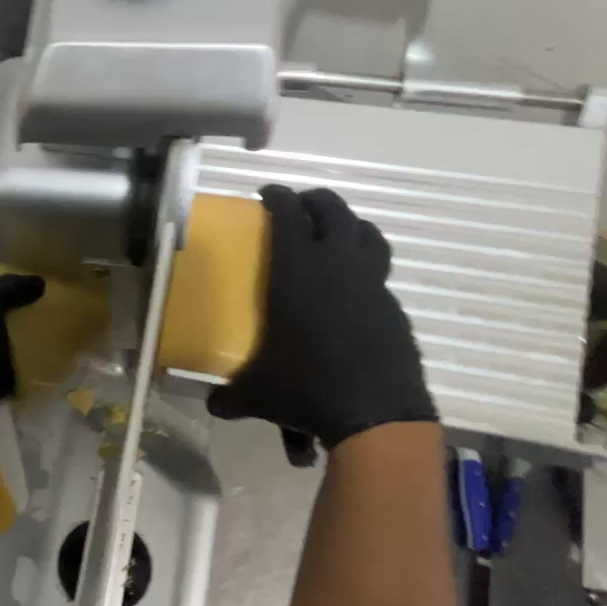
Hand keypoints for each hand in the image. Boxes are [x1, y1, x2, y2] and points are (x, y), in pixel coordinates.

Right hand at [209, 185, 435, 449]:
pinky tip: (351, 292)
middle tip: (298, 207)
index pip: (288, 214)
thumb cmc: (304, 389)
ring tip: (334, 236)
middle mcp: (337, 266)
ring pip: (366, 234)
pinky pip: (379, 273)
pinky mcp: (392, 306)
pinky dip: (364, 270)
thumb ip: (232, 395)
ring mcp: (371, 284)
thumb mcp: (257, 394)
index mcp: (296, 273)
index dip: (277, 196)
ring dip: (349, 226)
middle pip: (333, 209)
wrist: (374, 412)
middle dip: (314, 201)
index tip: (266, 193)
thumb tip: (214, 405)